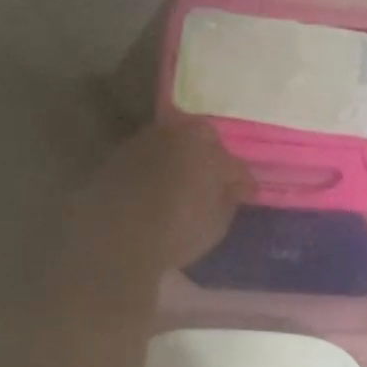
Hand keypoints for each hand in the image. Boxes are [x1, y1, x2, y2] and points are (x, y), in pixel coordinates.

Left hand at [62, 120, 250, 282]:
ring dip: (188, 158)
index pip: (236, 165)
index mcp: (207, 150)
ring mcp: (148, 139)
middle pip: (205, 138)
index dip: (245, 183)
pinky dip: (165, 164)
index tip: (248, 197)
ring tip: (191, 183)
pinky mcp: (124, 151)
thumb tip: (236, 186)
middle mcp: (177, 134)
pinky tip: (165, 185)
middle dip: (216, 157)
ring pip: (177, 141)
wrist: (118, 232)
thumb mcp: (216, 223)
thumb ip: (230, 199)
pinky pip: (155, 152)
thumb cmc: (178, 230)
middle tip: (219, 183)